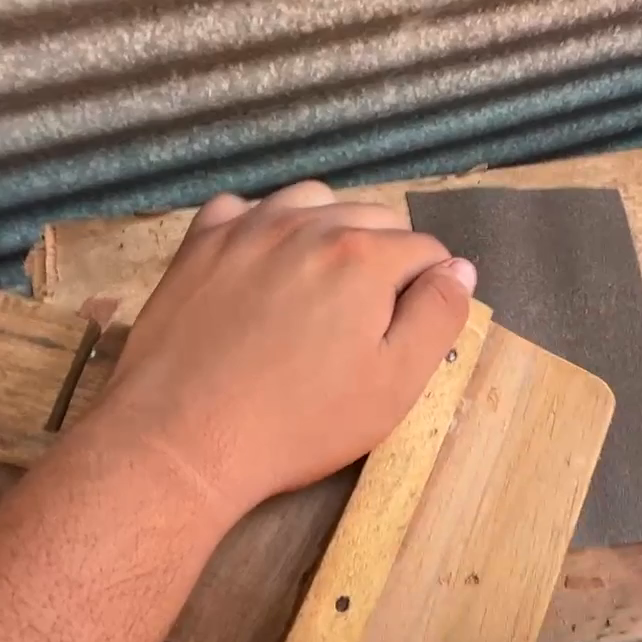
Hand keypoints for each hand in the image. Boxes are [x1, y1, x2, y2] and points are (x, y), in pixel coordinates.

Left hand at [89, 181, 476, 518]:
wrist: (182, 439)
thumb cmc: (300, 422)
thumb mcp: (395, 384)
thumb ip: (438, 316)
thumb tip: (459, 269)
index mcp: (364, 255)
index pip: (424, 249)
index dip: (428, 286)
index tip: (409, 324)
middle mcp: (309, 223)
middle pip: (374, 217)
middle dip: (386, 257)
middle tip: (365, 316)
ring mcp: (249, 226)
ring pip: (313, 201)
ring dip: (329, 230)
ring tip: (318, 282)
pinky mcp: (201, 241)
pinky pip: (244, 208)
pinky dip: (263, 226)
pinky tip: (260, 264)